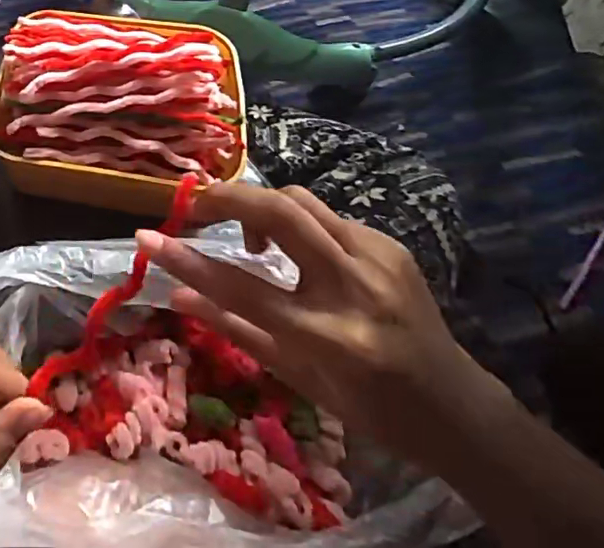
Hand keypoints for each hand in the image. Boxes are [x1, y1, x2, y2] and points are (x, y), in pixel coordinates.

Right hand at [138, 181, 510, 470]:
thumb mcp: (298, 378)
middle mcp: (355, 285)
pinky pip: (326, 217)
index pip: (242, 287)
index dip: (187, 259)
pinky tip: (298, 256)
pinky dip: (297, 225)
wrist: (456, 404)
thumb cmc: (371, 406)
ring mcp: (378, 257)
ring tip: (251, 242)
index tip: (147, 237)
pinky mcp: (389, 242)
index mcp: (330, 335)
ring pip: (302, 201)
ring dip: (261, 207)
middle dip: (228, 196)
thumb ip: (234, 328)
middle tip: (197, 207)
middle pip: (281, 212)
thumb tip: (178, 294)